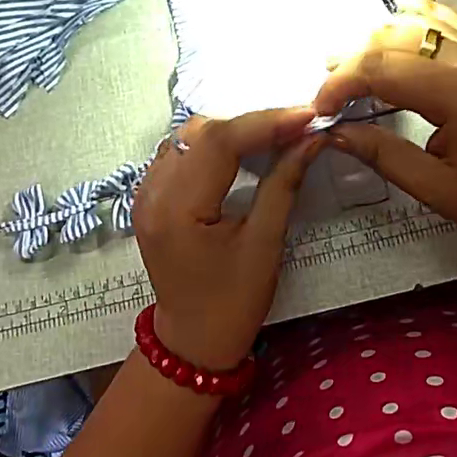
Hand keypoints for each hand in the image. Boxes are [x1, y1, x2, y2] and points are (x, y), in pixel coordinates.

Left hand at [132, 108, 324, 370]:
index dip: (267, 122)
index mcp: (177, 209)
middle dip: (251, 123)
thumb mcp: (265, 244)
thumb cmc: (233, 302)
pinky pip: (181, 153)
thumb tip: (311, 139)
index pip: (220, 142)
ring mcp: (145, 193)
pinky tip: (241, 152)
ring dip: (232, 131)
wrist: (194, 340)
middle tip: (296, 128)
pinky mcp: (150, 197)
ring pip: (188, 137)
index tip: (308, 115)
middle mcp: (152, 192)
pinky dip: (213, 145)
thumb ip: (284, 183)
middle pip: (201, 132)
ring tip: (274, 137)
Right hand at [314, 0, 456, 256]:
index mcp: (456, 91)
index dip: (339, 84)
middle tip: (326, 94)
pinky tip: (401, 10)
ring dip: (376, 40)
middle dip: (351, 62)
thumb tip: (336, 133)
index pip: (379, 68)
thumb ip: (383, 155)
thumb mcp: (437, 188)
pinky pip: (448, 25)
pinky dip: (418, 18)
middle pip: (392, 40)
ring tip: (344, 61)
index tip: (318, 110)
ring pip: (417, 25)